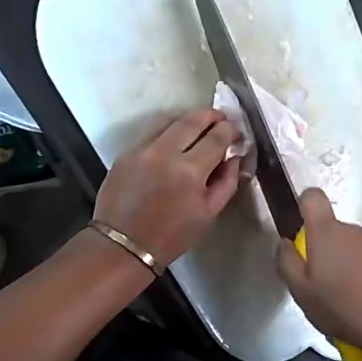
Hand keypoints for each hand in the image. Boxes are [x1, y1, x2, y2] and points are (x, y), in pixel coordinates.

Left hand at [94, 109, 240, 264]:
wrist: (125, 245)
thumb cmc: (172, 236)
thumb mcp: (209, 214)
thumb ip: (226, 182)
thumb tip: (234, 158)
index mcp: (190, 171)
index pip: (216, 138)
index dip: (230, 130)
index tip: (236, 132)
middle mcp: (165, 153)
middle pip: (192, 120)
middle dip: (210, 116)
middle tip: (221, 118)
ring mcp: (142, 150)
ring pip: (170, 122)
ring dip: (188, 119)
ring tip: (200, 124)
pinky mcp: (126, 153)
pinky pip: (152, 134)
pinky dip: (168, 131)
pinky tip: (175, 139)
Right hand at [274, 189, 361, 360]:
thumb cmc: (341, 306)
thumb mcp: (300, 290)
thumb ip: (286, 261)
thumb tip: (283, 242)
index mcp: (326, 231)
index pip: (312, 196)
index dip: (301, 206)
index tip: (296, 231)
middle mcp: (351, 231)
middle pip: (327, 228)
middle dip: (317, 249)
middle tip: (311, 283)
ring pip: (344, 248)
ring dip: (336, 267)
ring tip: (334, 300)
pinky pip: (361, 263)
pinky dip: (354, 278)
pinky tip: (354, 305)